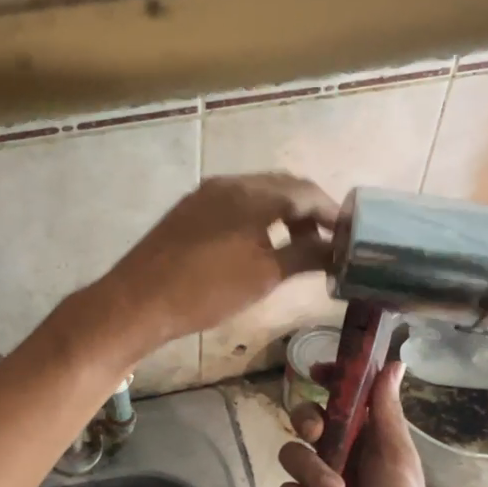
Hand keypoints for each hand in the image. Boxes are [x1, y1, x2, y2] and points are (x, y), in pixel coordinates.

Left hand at [100, 173, 337, 349]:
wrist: (137, 303)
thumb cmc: (206, 290)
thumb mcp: (264, 275)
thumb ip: (307, 256)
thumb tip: (340, 249)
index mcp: (253, 193)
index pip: (306, 192)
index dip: (333, 213)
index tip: (350, 236)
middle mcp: (229, 183)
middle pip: (282, 188)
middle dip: (309, 212)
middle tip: (328, 243)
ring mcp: (204, 195)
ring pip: (257, 196)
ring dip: (283, 216)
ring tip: (297, 249)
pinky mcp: (187, 212)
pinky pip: (234, 206)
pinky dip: (257, 220)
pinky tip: (259, 248)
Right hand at [277, 361, 447, 486]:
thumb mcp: (397, 453)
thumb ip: (386, 409)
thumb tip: (394, 361)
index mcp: (361, 437)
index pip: (336, 399)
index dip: (325, 382)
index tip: (317, 372)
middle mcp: (334, 454)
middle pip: (302, 420)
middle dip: (305, 421)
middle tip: (317, 432)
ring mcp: (314, 483)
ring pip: (290, 456)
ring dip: (312, 474)